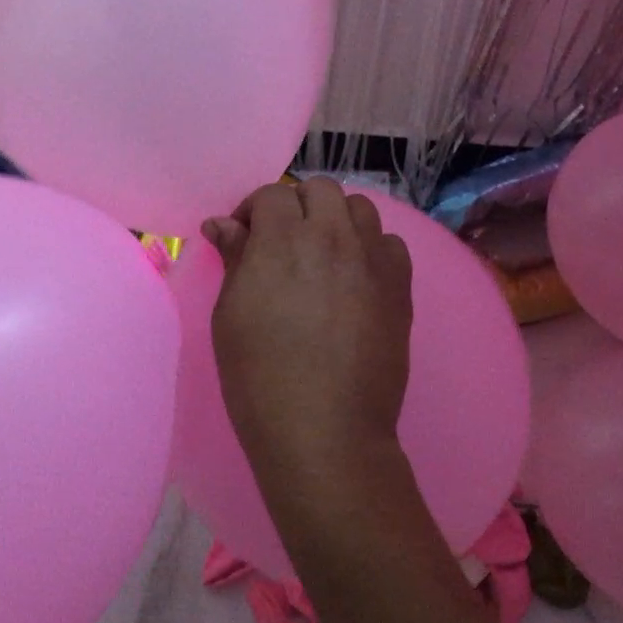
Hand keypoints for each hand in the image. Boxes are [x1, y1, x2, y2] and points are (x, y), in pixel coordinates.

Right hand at [202, 183, 502, 622]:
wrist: (326, 432)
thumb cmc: (260, 379)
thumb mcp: (230, 316)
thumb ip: (235, 259)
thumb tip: (223, 225)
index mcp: (283, 240)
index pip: (272, 193)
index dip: (255, 211)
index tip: (245, 237)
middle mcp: (332, 236)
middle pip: (321, 189)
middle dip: (298, 205)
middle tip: (283, 241)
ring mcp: (372, 259)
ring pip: (360, 208)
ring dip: (337, 220)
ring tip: (324, 255)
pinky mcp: (400, 286)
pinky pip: (390, 244)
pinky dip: (372, 249)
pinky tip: (356, 278)